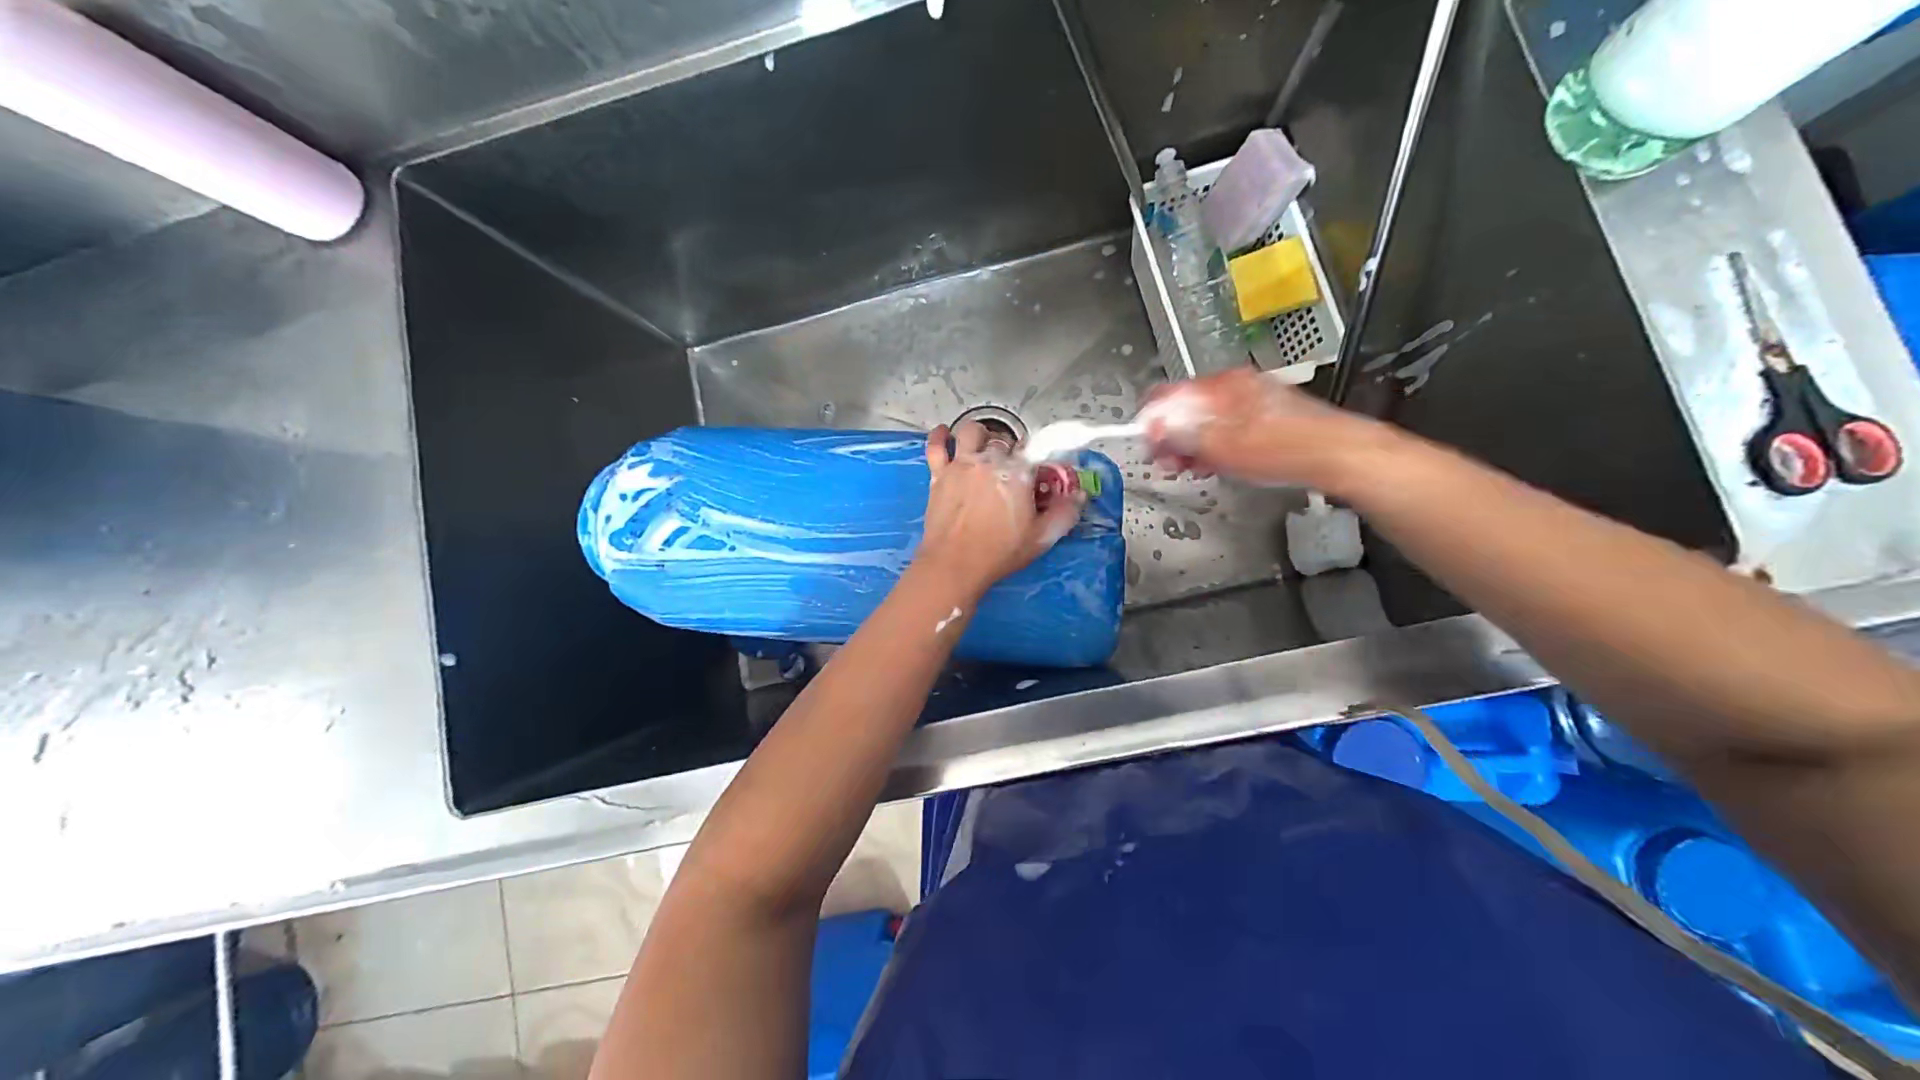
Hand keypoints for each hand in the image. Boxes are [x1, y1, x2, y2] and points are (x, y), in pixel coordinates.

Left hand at [914, 420, 1083, 597]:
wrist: (954, 564)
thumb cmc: (999, 552)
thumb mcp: (1041, 538)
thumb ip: (1065, 513)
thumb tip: (1079, 495)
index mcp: (1017, 472)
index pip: (1034, 449)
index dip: (1037, 461)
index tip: (1037, 475)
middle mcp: (988, 460)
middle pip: (1003, 441)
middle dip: (1010, 452)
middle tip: (1011, 471)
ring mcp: (961, 465)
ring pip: (971, 431)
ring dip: (981, 436)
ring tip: (984, 448)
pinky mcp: (939, 474)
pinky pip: (936, 445)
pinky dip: (940, 436)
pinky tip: (945, 434)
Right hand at [1139, 368, 1388, 490]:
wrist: (1338, 457)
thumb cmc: (1285, 449)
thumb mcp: (1222, 447)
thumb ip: (1181, 435)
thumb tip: (1153, 427)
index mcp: (1222, 385)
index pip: (1169, 394)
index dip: (1153, 420)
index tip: (1147, 444)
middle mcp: (1235, 387)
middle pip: (1186, 408)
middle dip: (1171, 436)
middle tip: (1166, 462)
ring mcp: (1251, 402)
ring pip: (1205, 420)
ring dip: (1191, 444)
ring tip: (1190, 467)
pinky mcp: (1264, 418)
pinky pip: (1225, 429)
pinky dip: (1214, 446)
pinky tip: (1215, 464)